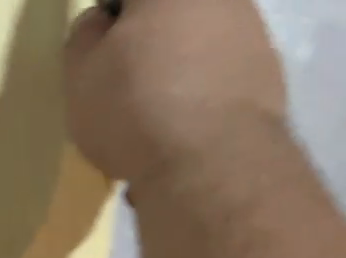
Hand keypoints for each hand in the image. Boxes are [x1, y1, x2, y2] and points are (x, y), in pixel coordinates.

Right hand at [64, 0, 288, 186]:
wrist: (208, 155)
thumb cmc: (130, 108)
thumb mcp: (80, 78)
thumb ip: (84, 38)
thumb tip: (100, 21)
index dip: (108, 15)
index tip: (98, 48)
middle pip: (169, 9)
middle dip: (146, 36)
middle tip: (124, 79)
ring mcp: (249, 24)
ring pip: (199, 33)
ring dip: (175, 60)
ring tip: (154, 108)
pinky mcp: (266, 62)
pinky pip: (221, 64)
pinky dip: (200, 84)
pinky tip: (181, 122)